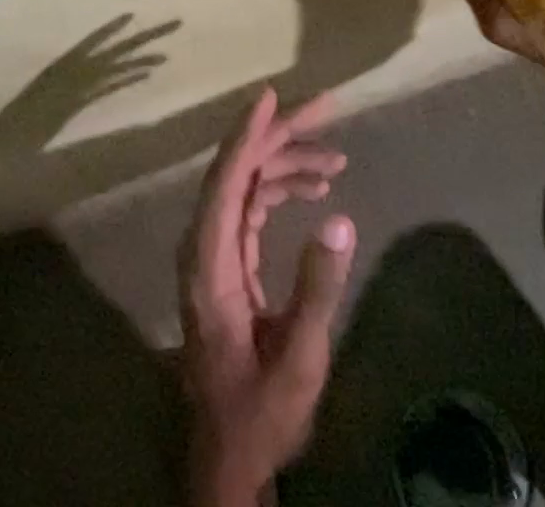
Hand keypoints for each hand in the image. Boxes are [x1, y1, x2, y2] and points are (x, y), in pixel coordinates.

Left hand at [180, 86, 355, 505]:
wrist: (232, 448)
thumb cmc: (262, 408)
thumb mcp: (299, 356)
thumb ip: (317, 290)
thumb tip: (340, 220)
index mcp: (210, 266)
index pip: (225, 183)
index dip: (247, 137)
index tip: (271, 97)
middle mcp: (204, 250)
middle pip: (236, 173)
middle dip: (278, 136)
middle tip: (327, 109)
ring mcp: (214, 255)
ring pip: (245, 186)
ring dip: (286, 164)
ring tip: (336, 159)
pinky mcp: (227, 264)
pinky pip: (251, 208)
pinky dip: (281, 190)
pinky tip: (316, 189)